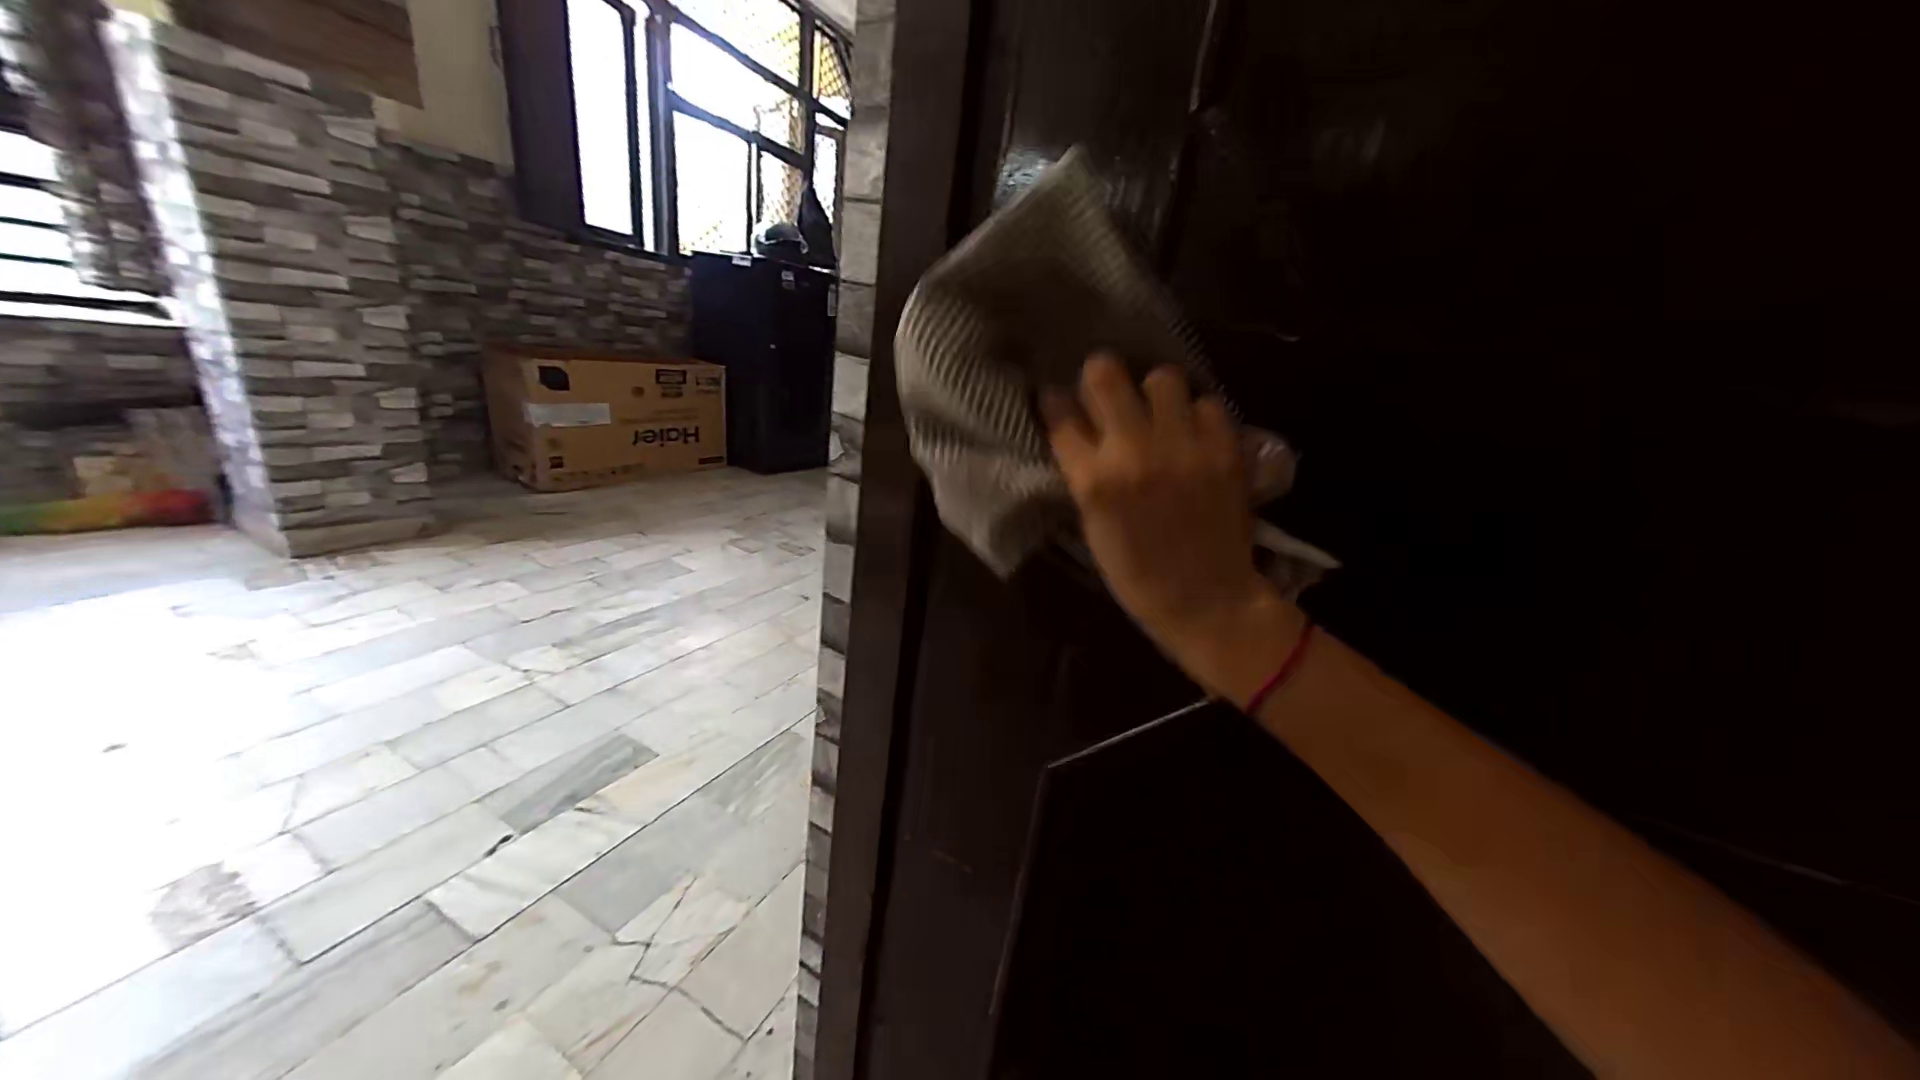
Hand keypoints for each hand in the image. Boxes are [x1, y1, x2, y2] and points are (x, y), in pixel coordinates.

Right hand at [1044, 354, 1303, 700]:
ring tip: (1160, 413)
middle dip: (1101, 376)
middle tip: (1108, 391)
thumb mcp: (1092, 525)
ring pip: (1163, 378)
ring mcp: (1182, 448)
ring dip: (1156, 392)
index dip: (1055, 400)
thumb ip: (1083, 474)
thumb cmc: (1136, 572)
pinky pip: (1208, 404)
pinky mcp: (1224, 451)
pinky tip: (1193, 436)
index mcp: (1092, 480)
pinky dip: (1198, 416)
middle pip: (1105, 374)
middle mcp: (1133, 453)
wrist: (1205, 599)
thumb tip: (1078, 432)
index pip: (1060, 414)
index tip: (1059, 398)